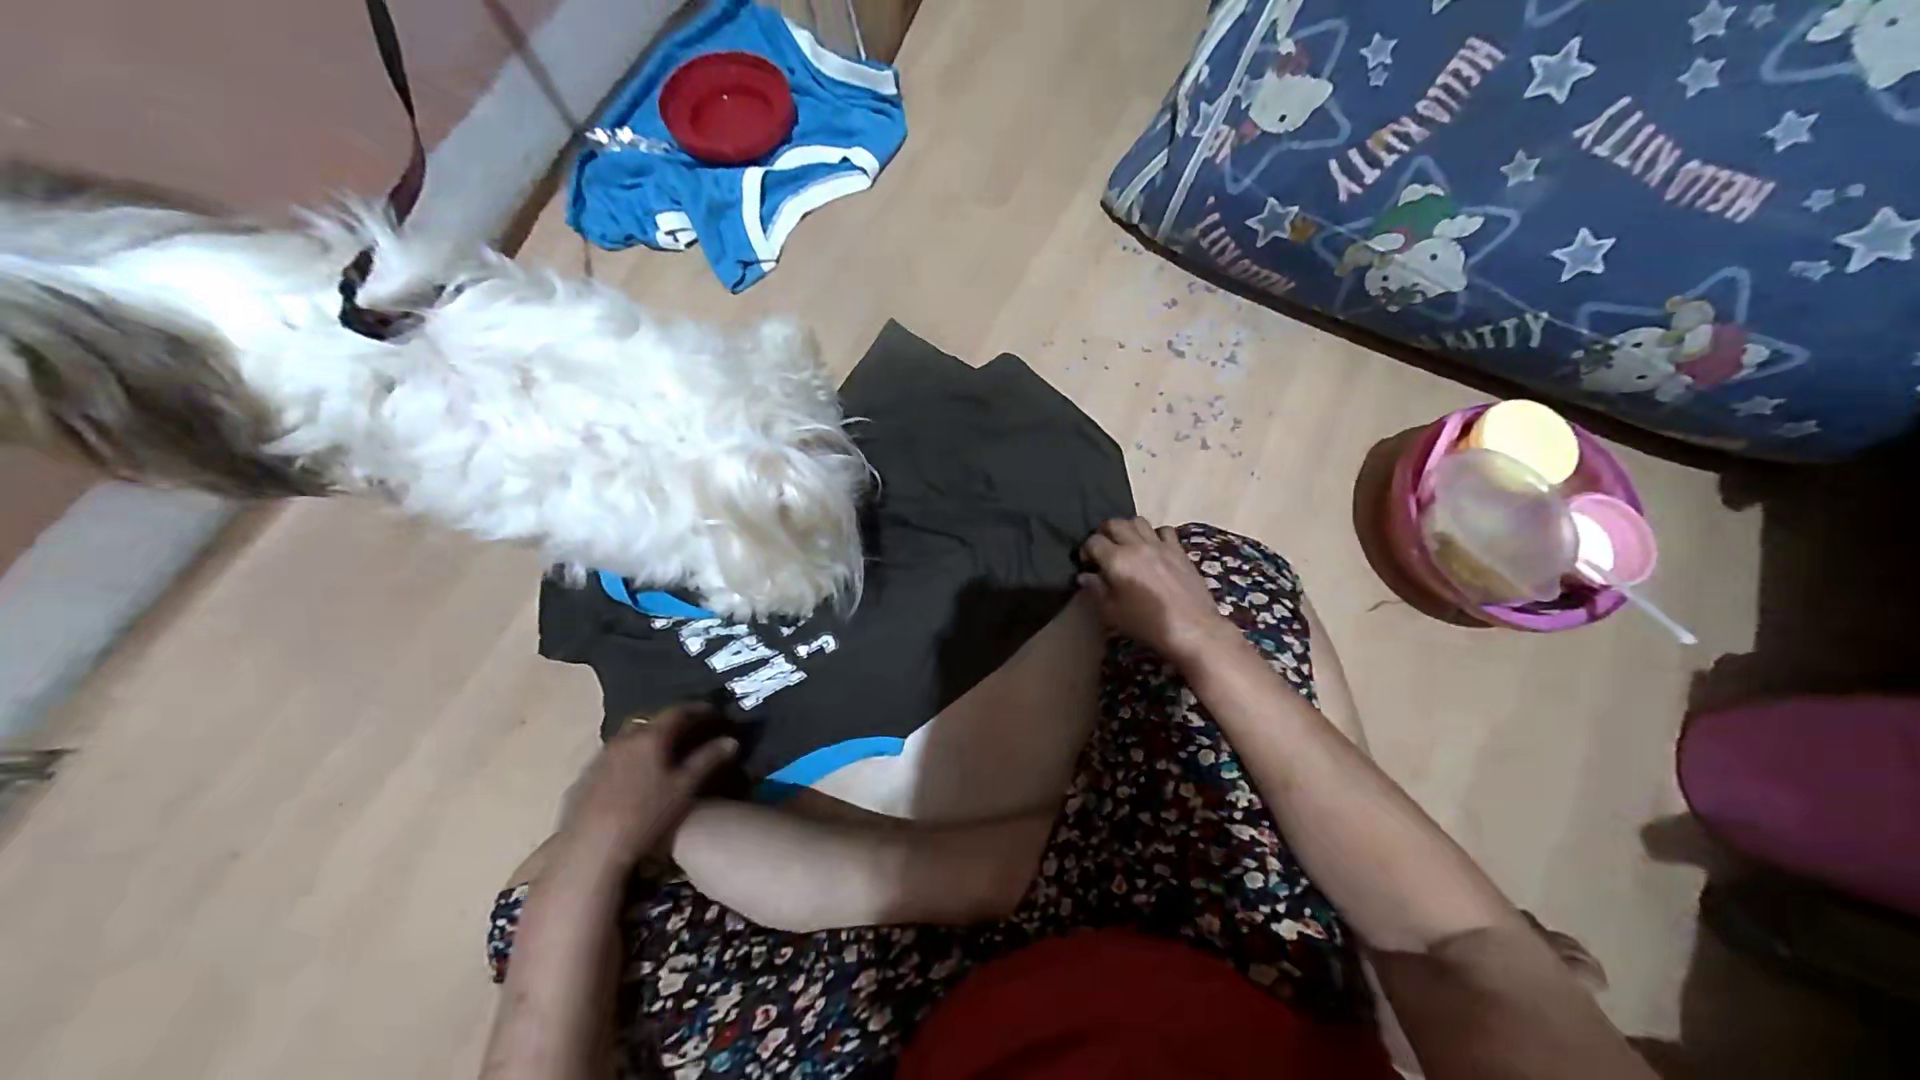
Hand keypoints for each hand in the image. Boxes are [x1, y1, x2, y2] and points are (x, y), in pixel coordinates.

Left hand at [555, 706, 737, 870]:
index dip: (698, 709)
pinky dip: (627, 759)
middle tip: (688, 733)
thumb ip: (708, 760)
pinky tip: (632, 779)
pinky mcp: (583, 780)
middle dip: (670, 723)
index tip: (714, 712)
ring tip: (661, 755)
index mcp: (650, 737)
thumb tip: (731, 741)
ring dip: (646, 741)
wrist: (591, 851)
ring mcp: (599, 759)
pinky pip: (611, 759)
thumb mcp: (685, 788)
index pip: (678, 711)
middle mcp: (622, 740)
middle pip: (650, 721)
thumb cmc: (646, 816)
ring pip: (628, 739)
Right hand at [1079, 518, 1235, 662]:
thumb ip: (1096, 589)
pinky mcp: (1179, 550)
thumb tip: (1085, 576)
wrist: (1192, 628)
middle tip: (1104, 550)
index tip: (1088, 564)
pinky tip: (1154, 549)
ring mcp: (1160, 545)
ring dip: (1128, 529)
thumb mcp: (1112, 613)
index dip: (1086, 551)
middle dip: (1104, 533)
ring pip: (1138, 521)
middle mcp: (1137, 545)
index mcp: (1117, 560)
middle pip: (1114, 523)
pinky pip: (1164, 530)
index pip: (1093, 541)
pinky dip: (1155, 535)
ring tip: (1127, 546)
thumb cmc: (1147, 624)